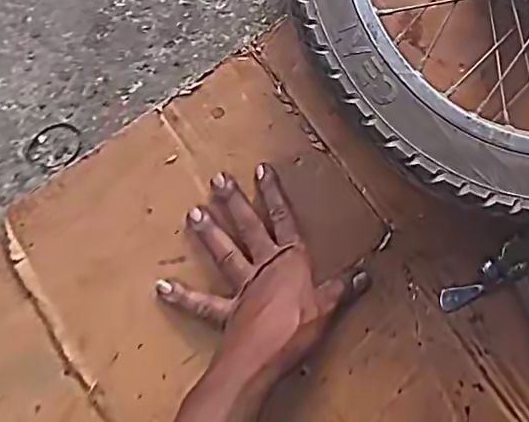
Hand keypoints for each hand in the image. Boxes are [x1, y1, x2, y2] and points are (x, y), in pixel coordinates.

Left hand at [158, 165, 370, 421]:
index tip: (262, 170)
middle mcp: (265, 265)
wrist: (262, 358)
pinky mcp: (226, 313)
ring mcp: (243, 287)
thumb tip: (365, 274)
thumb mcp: (328, 305)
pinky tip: (162, 287)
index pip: (283, 217)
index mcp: (291, 258)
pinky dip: (182, 296)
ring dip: (210, 234)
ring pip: (225, 254)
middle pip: (249, 227)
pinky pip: (202, 303)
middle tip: (219, 180)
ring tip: (194, 213)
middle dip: (235, 202)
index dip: (274, 193)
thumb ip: (343, 288)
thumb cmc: (296, 328)